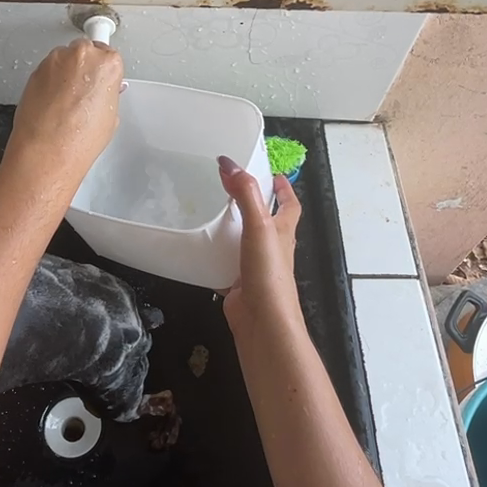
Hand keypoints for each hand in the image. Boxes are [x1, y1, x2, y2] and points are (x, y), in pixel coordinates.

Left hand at [7, 39, 123, 180]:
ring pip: (64, 59)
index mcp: (107, 62)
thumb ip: (108, 93)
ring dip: (65, 74)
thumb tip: (102, 91)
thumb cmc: (78, 138)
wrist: (47, 151)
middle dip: (84, 68)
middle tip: (84, 92)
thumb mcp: (110, 115)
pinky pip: (47, 70)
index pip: (109, 54)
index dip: (103, 72)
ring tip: (67, 102)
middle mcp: (81, 55)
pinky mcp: (35, 69)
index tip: (100, 81)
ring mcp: (55, 60)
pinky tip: (53, 103)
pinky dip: (49, 81)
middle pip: (85, 51)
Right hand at [219, 157, 303, 332]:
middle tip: (229, 188)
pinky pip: (223, 265)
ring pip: (243, 242)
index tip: (272, 173)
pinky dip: (212, 257)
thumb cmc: (268, 273)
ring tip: (208, 212)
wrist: (262, 322)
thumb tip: (228, 163)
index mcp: (283, 231)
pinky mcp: (237, 284)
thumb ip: (245, 192)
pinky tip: (196, 249)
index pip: (290, 204)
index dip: (284, 188)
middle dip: (252, 205)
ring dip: (230, 229)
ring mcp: (255, 267)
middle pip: (265, 221)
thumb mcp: (259, 225)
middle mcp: (272, 248)